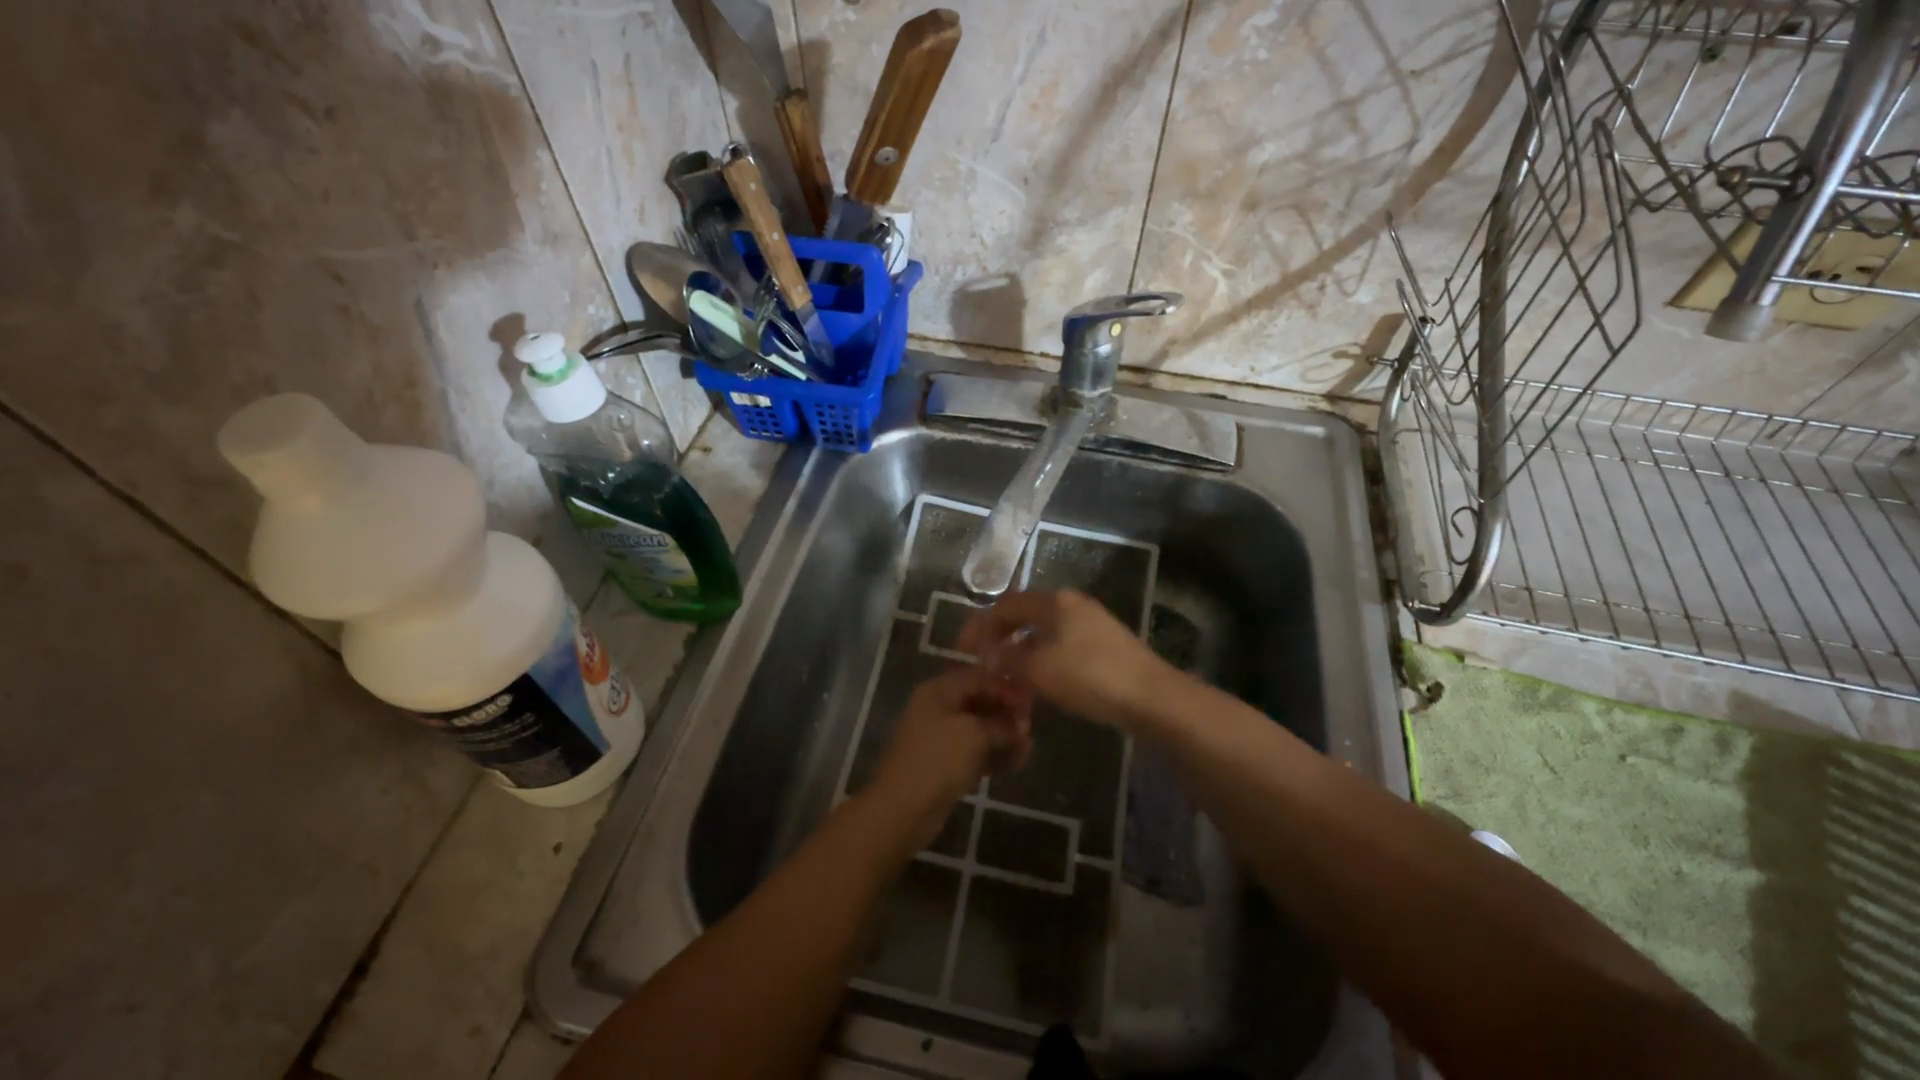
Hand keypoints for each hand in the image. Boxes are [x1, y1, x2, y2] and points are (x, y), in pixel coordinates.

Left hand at [869, 667, 1033, 814]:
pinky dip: (993, 756)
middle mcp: (938, 710)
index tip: (1030, 705)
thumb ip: (1001, 725)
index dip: (1006, 689)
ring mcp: (940, 739)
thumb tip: (1020, 727)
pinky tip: (1014, 764)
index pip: (978, 678)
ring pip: (979, 731)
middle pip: (979, 703)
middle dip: (1006, 715)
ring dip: (1003, 738)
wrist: (903, 808)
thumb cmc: (938, 760)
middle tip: (1029, 730)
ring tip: (1026, 751)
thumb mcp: (974, 735)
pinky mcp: (944, 765)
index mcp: (938, 692)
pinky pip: (974, 753)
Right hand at [956, 589, 1179, 730]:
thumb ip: (1007, 659)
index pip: (1005, 604)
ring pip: (1044, 634)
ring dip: (1022, 652)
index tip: (962, 648)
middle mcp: (1072, 605)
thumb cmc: (1088, 676)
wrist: (1150, 696)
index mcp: (1054, 601)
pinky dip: (1043, 661)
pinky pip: (1062, 647)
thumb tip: (988, 655)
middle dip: (1000, 638)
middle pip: (1025, 616)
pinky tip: (1039, 685)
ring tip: (1007, 678)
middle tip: (983, 662)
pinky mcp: (1105, 646)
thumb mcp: (1038, 669)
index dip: (980, 625)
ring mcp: (1092, 624)